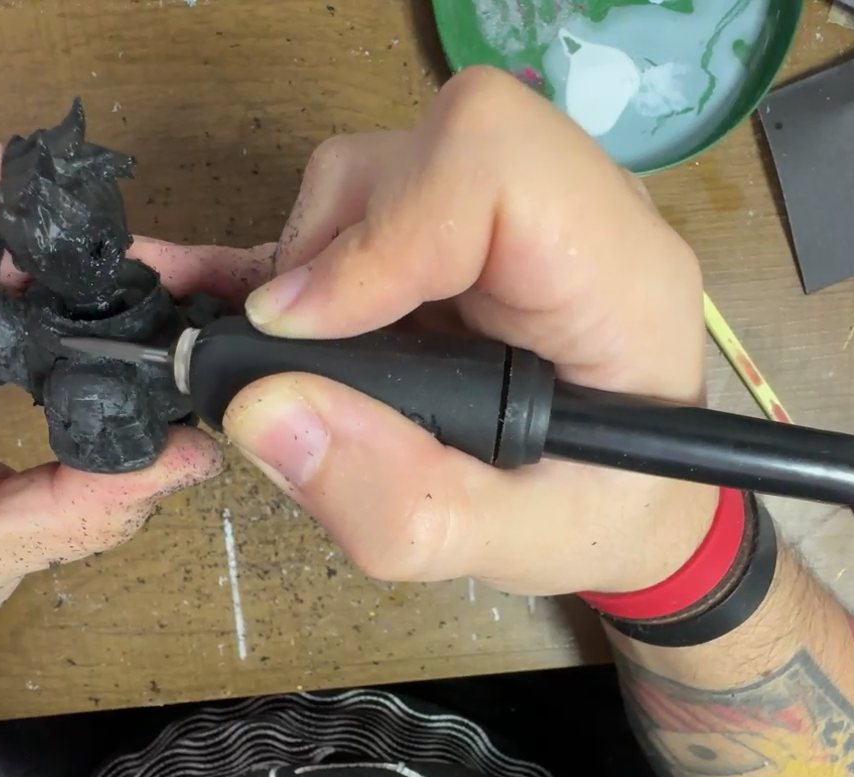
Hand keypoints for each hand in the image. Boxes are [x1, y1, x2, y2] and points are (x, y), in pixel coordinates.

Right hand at [139, 68, 716, 596]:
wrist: (628, 499)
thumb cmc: (601, 519)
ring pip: (376, 175)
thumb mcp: (513, 545)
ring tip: (300, 361)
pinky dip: (288, 258)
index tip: (302, 327)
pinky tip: (225, 295)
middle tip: (294, 356)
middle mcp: (570, 219)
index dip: (382, 232)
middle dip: (327, 251)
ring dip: (308, 266)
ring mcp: (510, 221)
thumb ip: (404, 504)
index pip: (494, 167)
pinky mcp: (457, 240)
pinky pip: (365, 212)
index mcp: (617, 279)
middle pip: (421, 154)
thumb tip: (263, 411)